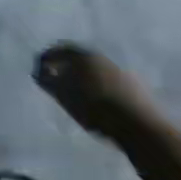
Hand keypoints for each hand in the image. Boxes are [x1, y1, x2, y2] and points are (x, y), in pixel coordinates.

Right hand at [34, 42, 159, 142]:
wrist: (142, 129)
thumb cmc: (95, 107)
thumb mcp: (63, 95)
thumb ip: (47, 81)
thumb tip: (39, 73)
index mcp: (84, 55)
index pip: (58, 50)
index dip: (45, 60)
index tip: (38, 73)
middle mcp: (103, 58)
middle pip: (77, 59)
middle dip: (65, 69)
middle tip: (55, 83)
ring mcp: (122, 72)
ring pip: (94, 71)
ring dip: (82, 79)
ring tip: (76, 95)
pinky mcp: (136, 88)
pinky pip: (109, 82)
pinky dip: (98, 87)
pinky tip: (96, 102)